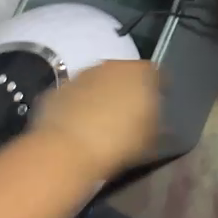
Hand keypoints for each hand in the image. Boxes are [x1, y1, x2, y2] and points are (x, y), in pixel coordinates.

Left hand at [30, 60, 161, 175]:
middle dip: (129, 90)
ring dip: (103, 95)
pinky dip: (80, 104)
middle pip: (127, 74)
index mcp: (142, 72)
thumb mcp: (151, 136)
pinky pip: (77, 94)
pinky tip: (80, 127)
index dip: (159, 89)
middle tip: (130, 114)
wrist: (66, 151)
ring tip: (103, 122)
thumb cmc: (118, 143)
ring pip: (100, 81)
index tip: (158, 105)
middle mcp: (113, 66)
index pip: (158, 73)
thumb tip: (158, 118)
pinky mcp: (59, 89)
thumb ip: (157, 119)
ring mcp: (83, 75)